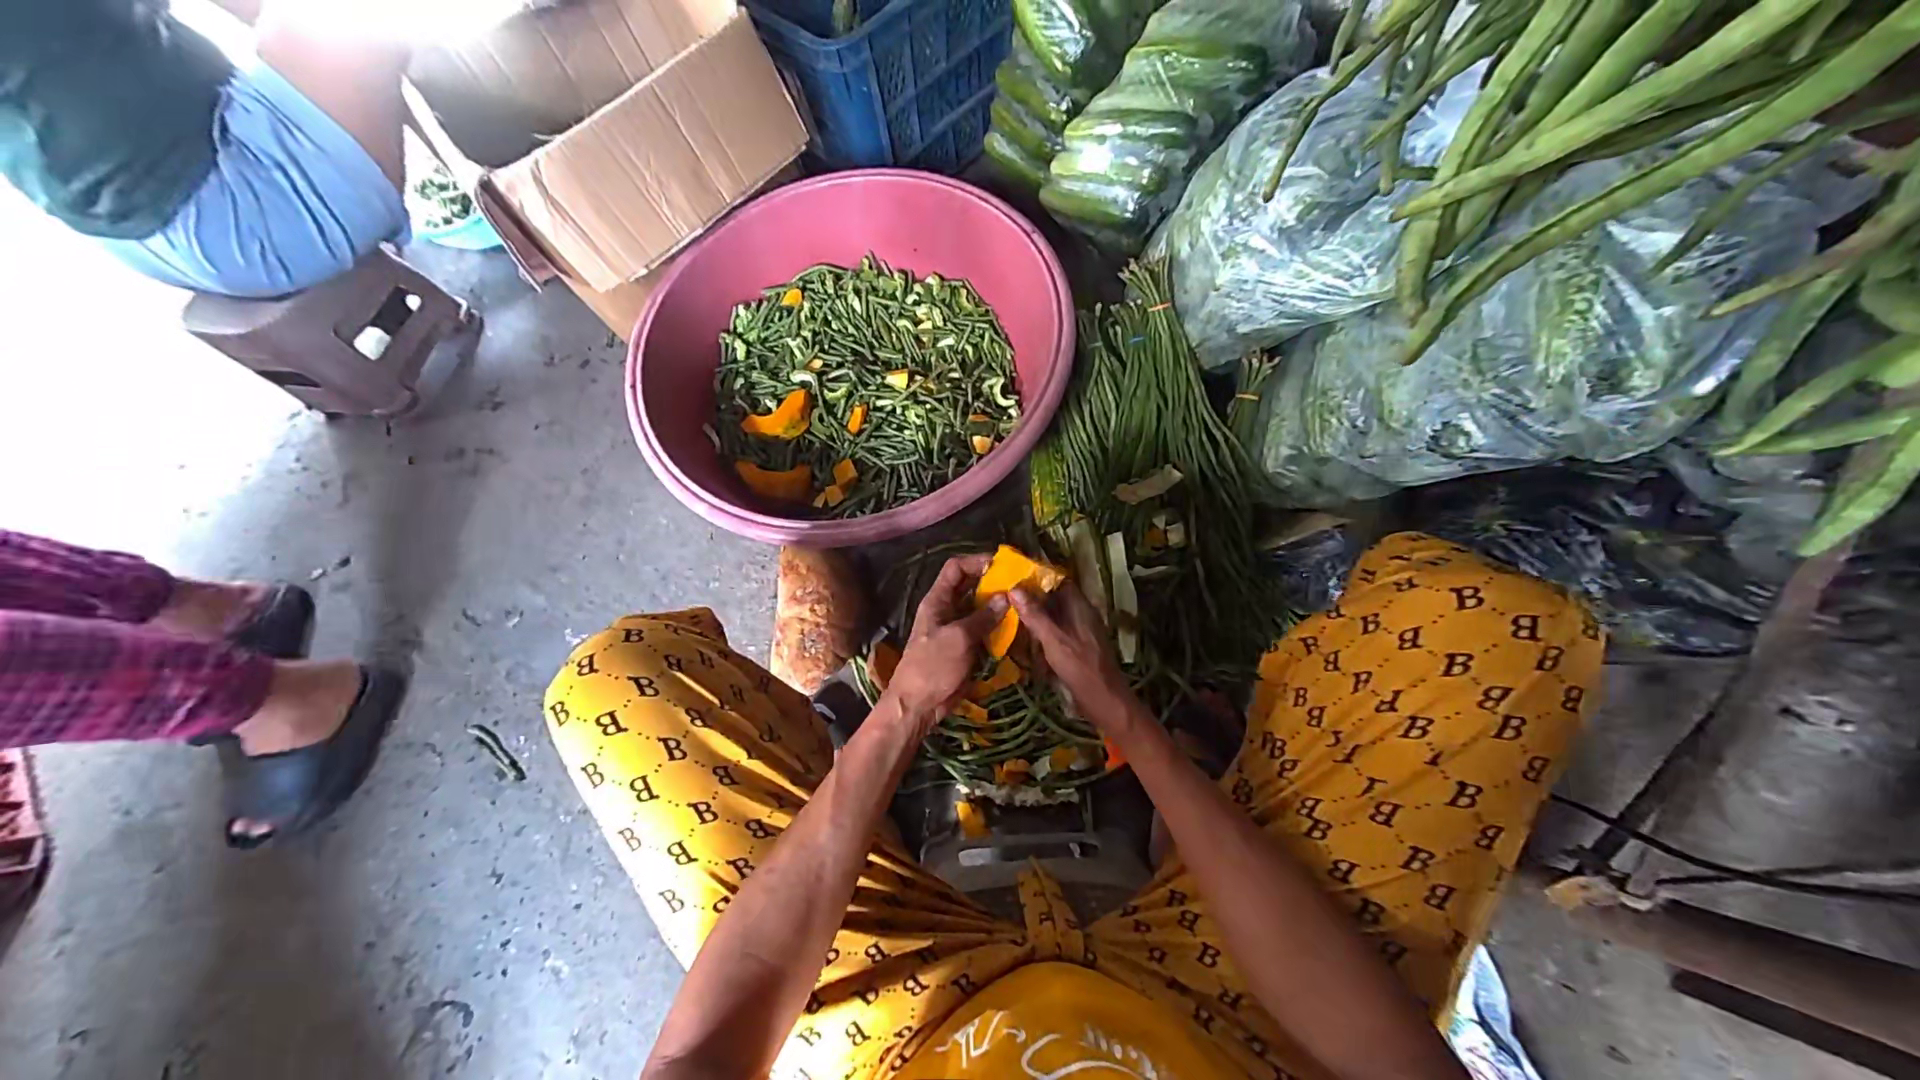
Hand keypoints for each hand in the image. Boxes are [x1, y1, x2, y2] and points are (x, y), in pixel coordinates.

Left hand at [882, 554, 1004, 728]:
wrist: (919, 705)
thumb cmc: (933, 666)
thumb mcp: (959, 638)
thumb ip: (983, 617)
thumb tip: (1005, 597)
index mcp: (938, 601)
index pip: (955, 568)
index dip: (976, 562)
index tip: (1001, 566)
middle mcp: (947, 610)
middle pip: (970, 587)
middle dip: (993, 584)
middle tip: (1019, 585)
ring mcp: (957, 629)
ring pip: (980, 609)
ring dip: (999, 607)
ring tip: (1022, 605)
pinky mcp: (966, 647)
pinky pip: (984, 631)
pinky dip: (998, 628)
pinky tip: (1016, 628)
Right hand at [1010, 585, 1137, 731]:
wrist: (1105, 700)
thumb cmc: (1080, 668)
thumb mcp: (1053, 640)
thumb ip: (1035, 615)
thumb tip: (1014, 589)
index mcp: (1080, 607)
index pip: (1059, 581)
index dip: (1038, 578)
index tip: (1015, 579)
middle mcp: (1083, 614)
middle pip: (1056, 598)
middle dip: (1034, 598)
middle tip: (1008, 598)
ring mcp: (1082, 630)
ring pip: (1057, 615)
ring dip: (1038, 616)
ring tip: (1013, 616)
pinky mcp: (1079, 646)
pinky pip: (1059, 630)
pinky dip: (1044, 632)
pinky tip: (1029, 639)